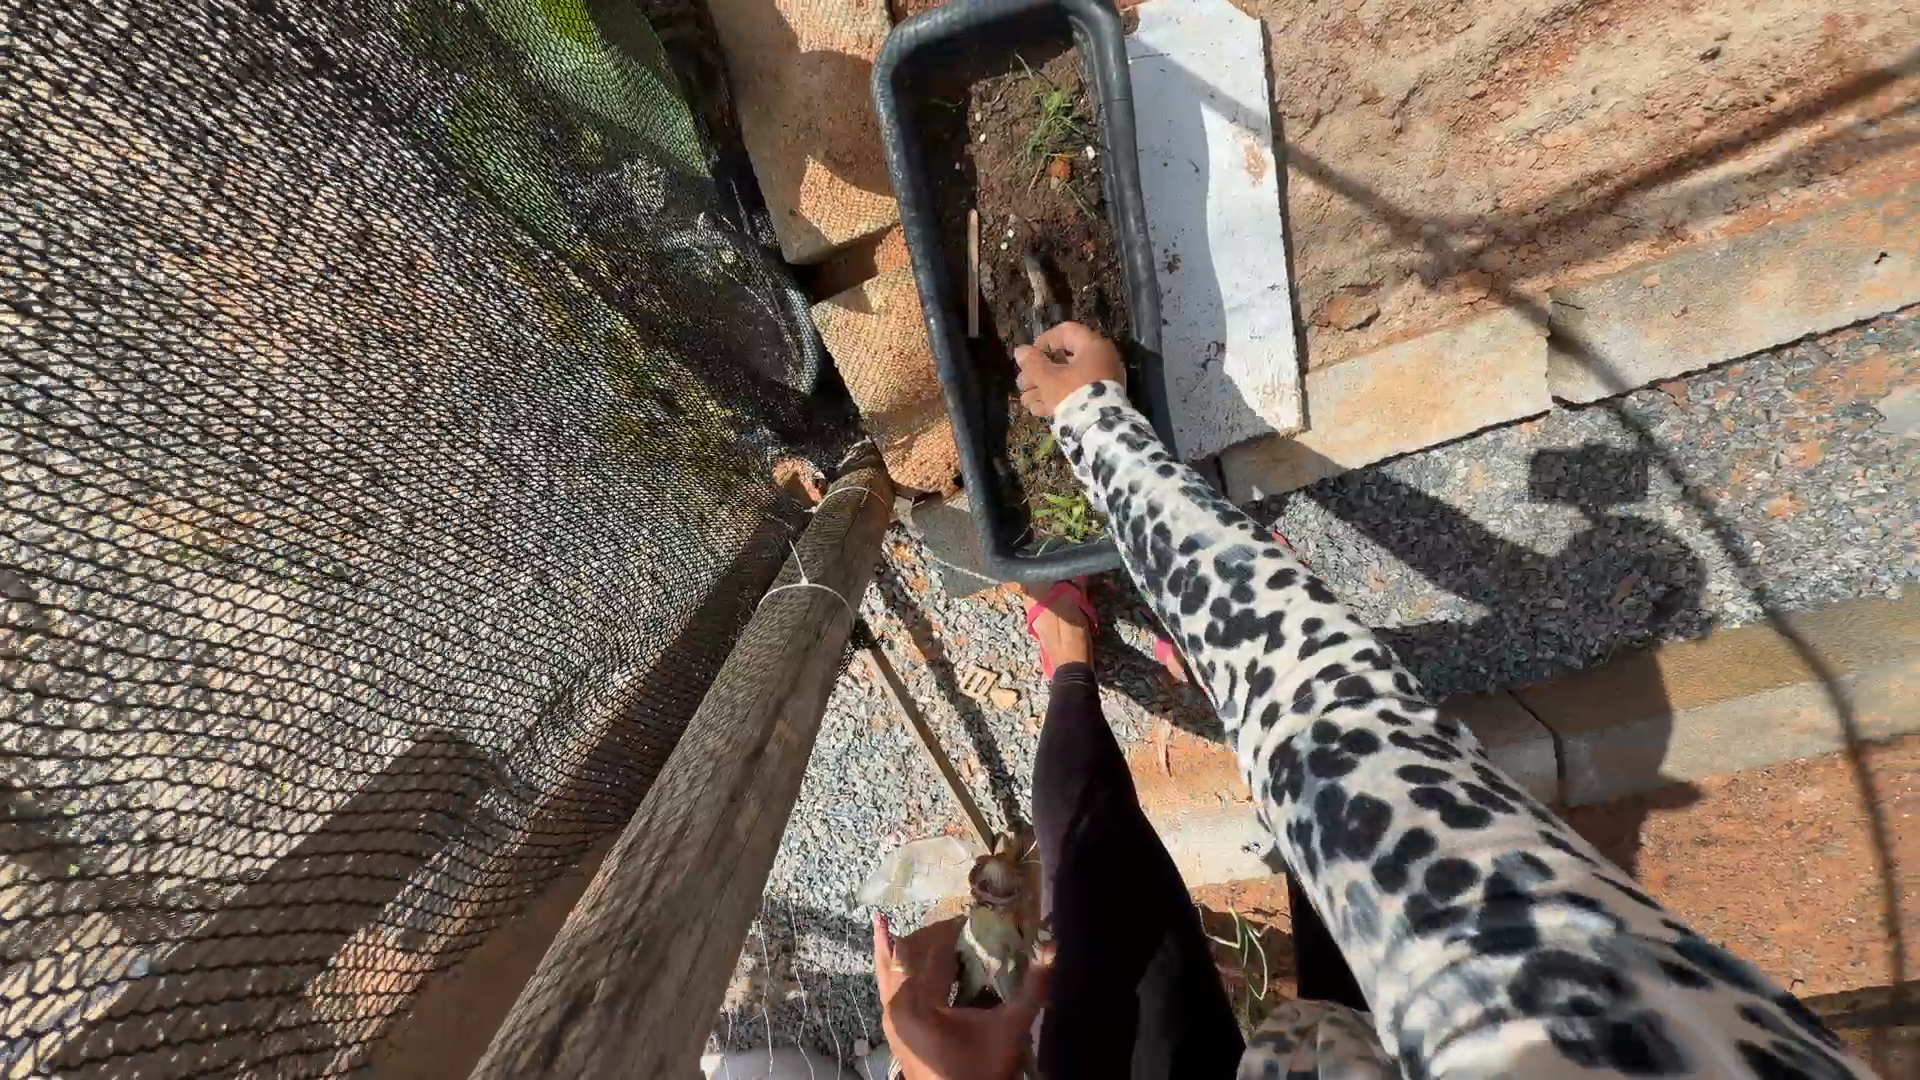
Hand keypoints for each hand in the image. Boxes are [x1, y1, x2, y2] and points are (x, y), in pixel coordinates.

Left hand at [873, 914, 1052, 1079]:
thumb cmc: (985, 1071)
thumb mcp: (1012, 1030)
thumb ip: (1034, 987)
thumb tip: (1053, 946)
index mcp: (923, 1002)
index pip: (937, 948)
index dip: (956, 929)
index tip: (976, 920)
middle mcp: (898, 1002)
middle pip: (913, 948)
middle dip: (938, 933)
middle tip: (965, 930)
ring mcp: (889, 1012)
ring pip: (895, 957)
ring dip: (918, 941)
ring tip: (941, 932)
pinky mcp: (889, 1020)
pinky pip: (883, 974)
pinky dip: (886, 950)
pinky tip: (882, 926)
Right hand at [1014, 321, 1123, 417]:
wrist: (1099, 429)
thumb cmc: (1072, 395)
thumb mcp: (1048, 378)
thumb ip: (1032, 363)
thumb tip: (1020, 351)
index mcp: (1093, 347)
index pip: (1066, 332)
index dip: (1044, 340)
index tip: (1029, 355)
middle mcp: (1101, 361)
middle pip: (1064, 360)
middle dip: (1038, 372)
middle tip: (1022, 382)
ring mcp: (1101, 382)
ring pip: (1068, 379)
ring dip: (1043, 388)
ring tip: (1026, 400)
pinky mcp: (1099, 401)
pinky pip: (1076, 394)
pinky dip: (1058, 399)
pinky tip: (1038, 410)